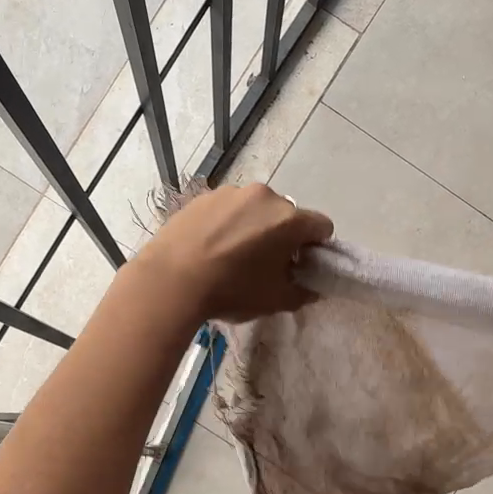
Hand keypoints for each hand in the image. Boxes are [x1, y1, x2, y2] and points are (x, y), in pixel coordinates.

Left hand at [125, 184, 333, 323]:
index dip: (316, 248)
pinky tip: (209, 248)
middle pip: (286, 215)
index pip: (321, 226)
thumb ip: (301, 293)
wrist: (171, 281)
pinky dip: (226, 225)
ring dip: (253, 228)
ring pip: (254, 210)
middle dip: (282, 237)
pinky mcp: (203, 196)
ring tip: (231, 257)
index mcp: (289, 220)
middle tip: (264, 265)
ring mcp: (231, 192)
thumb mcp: (274, 301)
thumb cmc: (231, 291)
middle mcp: (264, 196)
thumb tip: (311, 289)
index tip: (301, 266)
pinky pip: (226, 210)